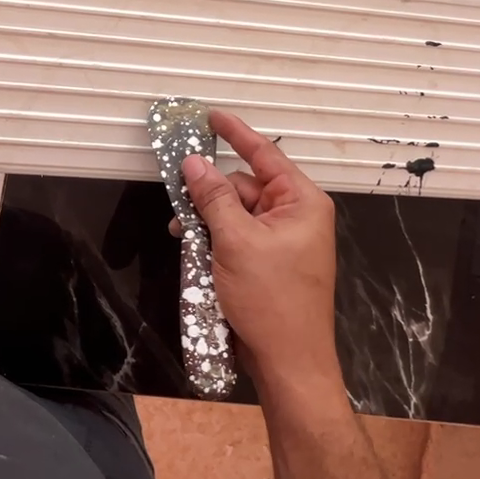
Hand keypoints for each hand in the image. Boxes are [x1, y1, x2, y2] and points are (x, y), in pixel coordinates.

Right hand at [180, 111, 339, 390]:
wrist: (288, 362)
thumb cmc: (270, 298)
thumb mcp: (235, 242)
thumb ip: (213, 198)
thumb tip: (193, 163)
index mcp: (300, 202)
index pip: (264, 154)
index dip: (236, 133)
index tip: (211, 115)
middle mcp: (295, 215)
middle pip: (244, 187)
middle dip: (210, 195)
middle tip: (179, 209)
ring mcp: (284, 240)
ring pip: (236, 213)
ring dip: (208, 221)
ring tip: (183, 237)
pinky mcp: (270, 261)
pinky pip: (238, 236)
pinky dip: (216, 239)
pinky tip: (197, 253)